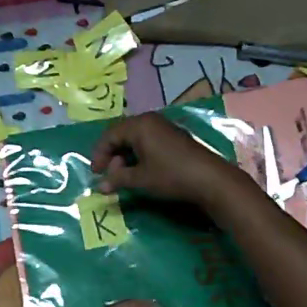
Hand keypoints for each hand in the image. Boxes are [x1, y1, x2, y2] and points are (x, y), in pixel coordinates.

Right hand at [89, 113, 252, 207]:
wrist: (210, 179)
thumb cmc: (171, 175)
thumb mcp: (140, 179)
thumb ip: (117, 179)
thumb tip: (100, 186)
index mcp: (139, 125)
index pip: (109, 135)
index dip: (99, 154)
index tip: (97, 173)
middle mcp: (150, 120)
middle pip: (121, 133)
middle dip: (112, 154)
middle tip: (110, 174)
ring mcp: (164, 127)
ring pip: (135, 137)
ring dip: (125, 155)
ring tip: (124, 174)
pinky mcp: (173, 136)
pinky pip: (148, 140)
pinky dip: (139, 153)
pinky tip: (141, 169)